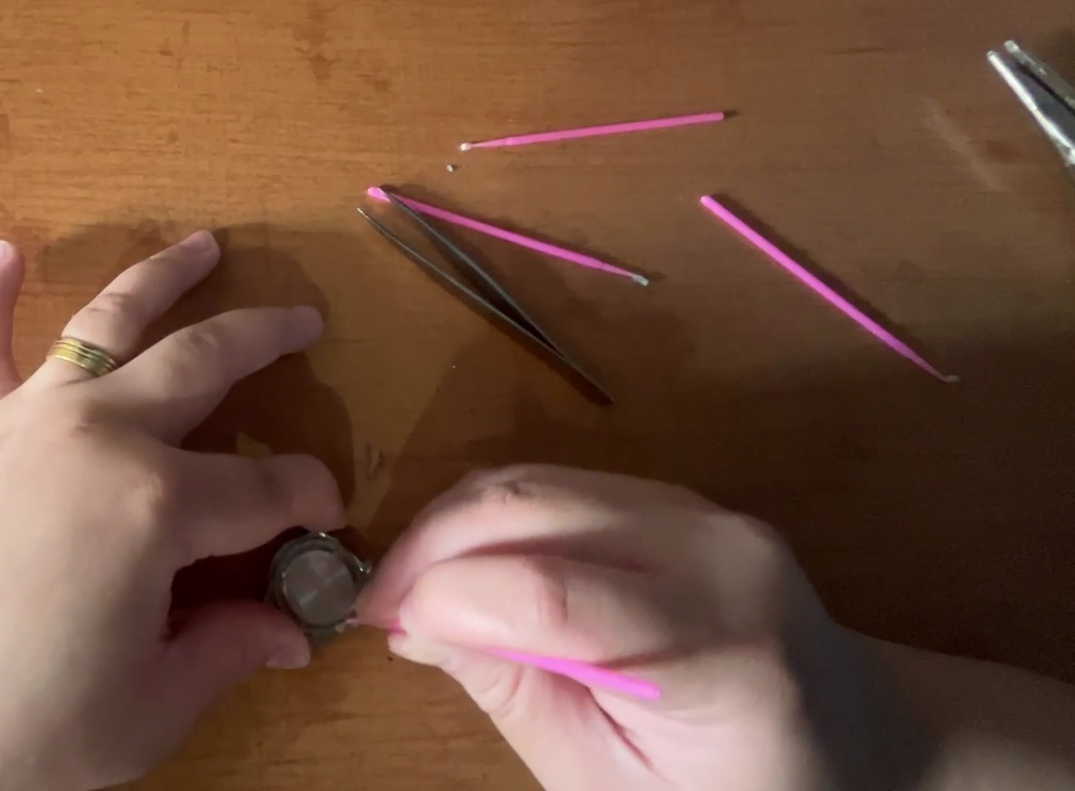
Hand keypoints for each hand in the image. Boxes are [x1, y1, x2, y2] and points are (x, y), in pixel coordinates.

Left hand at [0, 233, 344, 790]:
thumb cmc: (17, 718)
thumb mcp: (145, 710)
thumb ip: (227, 653)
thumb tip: (292, 632)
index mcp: (159, 503)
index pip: (265, 488)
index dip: (309, 499)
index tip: (328, 516)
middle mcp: (104, 432)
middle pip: (204, 360)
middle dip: (265, 335)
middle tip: (305, 318)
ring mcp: (35, 415)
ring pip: (110, 322)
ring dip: (162, 275)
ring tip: (202, 244)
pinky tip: (6, 250)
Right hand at [357, 465, 902, 790]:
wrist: (860, 738)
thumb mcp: (612, 786)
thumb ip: (509, 693)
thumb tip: (408, 624)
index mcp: (722, 649)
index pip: (553, 595)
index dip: (447, 598)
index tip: (384, 623)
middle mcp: (708, 548)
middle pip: (523, 510)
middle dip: (427, 547)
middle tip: (380, 602)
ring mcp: (685, 503)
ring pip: (517, 480)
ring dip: (443, 525)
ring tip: (412, 582)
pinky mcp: (654, 488)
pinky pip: (537, 480)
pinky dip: (478, 514)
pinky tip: (459, 557)